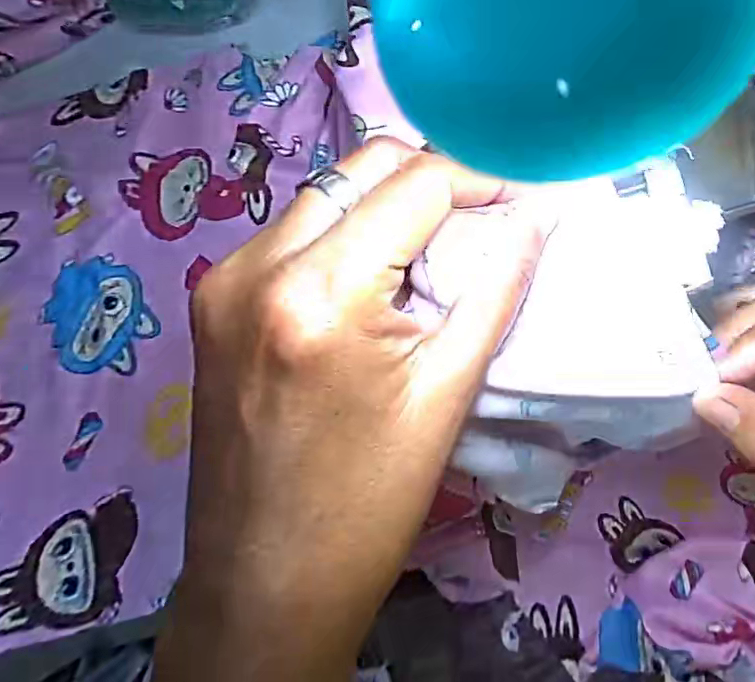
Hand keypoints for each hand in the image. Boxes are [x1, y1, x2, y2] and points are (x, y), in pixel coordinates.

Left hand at [158, 138, 547, 681]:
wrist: (262, 589)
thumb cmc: (369, 503)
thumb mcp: (449, 388)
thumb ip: (499, 283)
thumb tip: (538, 215)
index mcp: (320, 291)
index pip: (416, 182)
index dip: (481, 176)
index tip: (523, 194)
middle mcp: (258, 263)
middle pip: (366, 165)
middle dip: (435, 176)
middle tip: (484, 213)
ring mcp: (225, 275)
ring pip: (331, 188)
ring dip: (392, 200)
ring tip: (437, 244)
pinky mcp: (216, 294)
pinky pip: (300, 226)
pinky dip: (351, 227)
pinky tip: (380, 271)